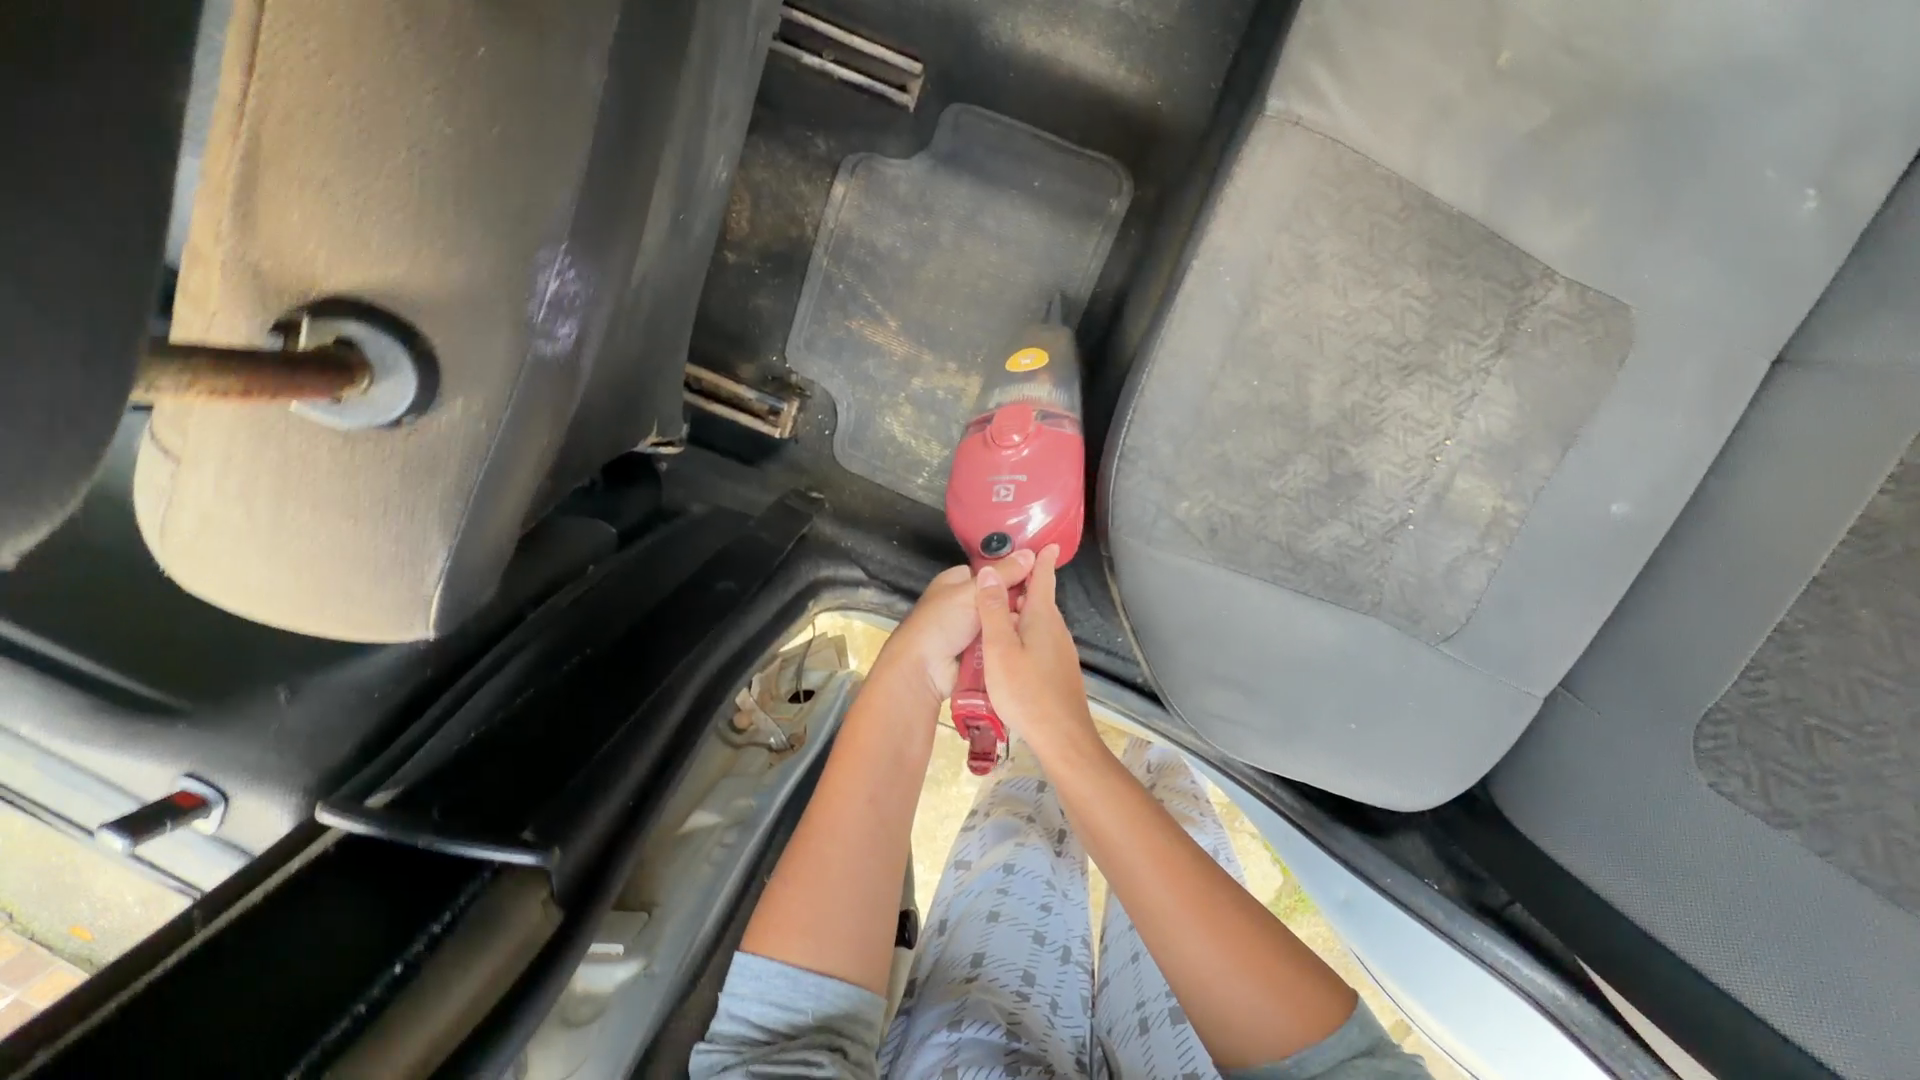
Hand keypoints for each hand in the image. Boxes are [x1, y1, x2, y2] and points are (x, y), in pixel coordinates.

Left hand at [878, 550, 1035, 703]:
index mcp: (956, 582)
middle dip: (1016, 601)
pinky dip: (1010, 640)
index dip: (1011, 572)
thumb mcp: (971, 592)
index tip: (1038, 574)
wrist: (924, 670)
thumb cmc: (941, 622)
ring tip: (1039, 622)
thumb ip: (1003, 574)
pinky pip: (1001, 639)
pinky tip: (1028, 640)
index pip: (990, 572)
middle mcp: (964, 603)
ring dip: (1015, 622)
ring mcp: (972, 629)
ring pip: (1003, 620)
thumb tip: (1031, 553)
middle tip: (1038, 603)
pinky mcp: (980, 650)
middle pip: (1000, 597)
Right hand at [974, 545, 1096, 757]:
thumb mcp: (999, 648)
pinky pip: (1039, 642)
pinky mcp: (1058, 671)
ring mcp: (1060, 652)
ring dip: (1019, 614)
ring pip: (1037, 623)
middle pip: (1038, 600)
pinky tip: (1007, 650)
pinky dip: (1023, 635)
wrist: (1062, 737)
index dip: (1043, 559)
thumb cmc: (1026, 691)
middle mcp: (1056, 630)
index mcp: (1042, 618)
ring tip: (994, 614)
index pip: (1044, 578)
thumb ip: (993, 610)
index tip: (1046, 542)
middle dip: (1022, 587)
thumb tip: (988, 572)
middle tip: (997, 579)